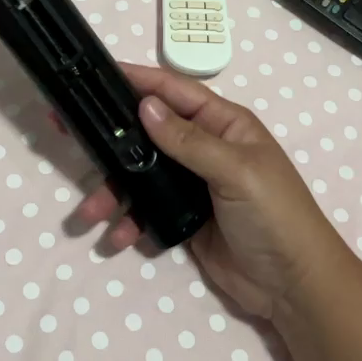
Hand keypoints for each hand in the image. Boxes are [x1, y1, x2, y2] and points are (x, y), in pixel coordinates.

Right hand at [74, 64, 351, 321]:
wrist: (293, 286)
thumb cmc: (276, 216)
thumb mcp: (236, 171)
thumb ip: (189, 141)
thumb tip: (146, 107)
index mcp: (224, 124)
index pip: (174, 91)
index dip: (137, 80)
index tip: (98, 74)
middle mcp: (204, 148)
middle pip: (148, 132)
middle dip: (110, 137)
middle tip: (67, 131)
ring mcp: (192, 184)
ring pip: (140, 175)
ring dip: (113, 190)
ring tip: (90, 212)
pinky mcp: (183, 218)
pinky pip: (146, 210)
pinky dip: (129, 221)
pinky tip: (119, 236)